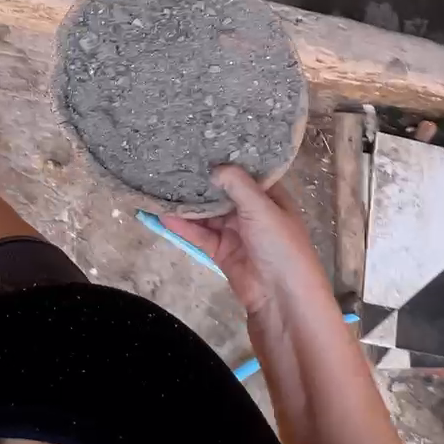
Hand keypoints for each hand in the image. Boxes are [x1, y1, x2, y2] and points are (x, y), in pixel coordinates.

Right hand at [162, 167, 321, 314]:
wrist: (282, 298)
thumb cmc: (281, 246)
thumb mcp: (262, 208)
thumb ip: (237, 184)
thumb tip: (214, 168)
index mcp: (271, 199)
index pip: (246, 175)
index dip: (226, 162)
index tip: (201, 146)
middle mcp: (253, 214)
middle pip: (223, 194)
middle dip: (201, 183)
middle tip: (173, 165)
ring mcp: (236, 234)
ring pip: (208, 215)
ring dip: (187, 206)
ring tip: (161, 189)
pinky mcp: (221, 252)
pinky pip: (200, 235)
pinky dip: (183, 227)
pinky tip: (164, 216)